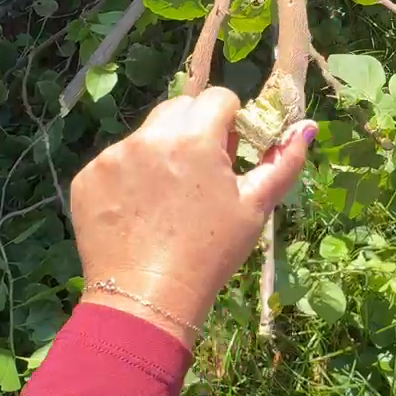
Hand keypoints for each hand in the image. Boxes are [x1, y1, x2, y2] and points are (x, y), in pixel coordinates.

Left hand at [70, 87, 314, 344]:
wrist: (147, 298)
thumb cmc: (212, 252)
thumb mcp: (255, 207)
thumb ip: (284, 161)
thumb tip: (308, 126)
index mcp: (194, 137)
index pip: (218, 97)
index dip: (230, 121)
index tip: (230, 152)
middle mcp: (149, 137)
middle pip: (180, 107)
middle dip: (196, 128)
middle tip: (203, 172)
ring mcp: (113, 156)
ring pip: (148, 133)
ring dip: (163, 150)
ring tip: (170, 197)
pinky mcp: (88, 178)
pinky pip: (117, 160)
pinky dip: (132, 175)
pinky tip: (141, 210)